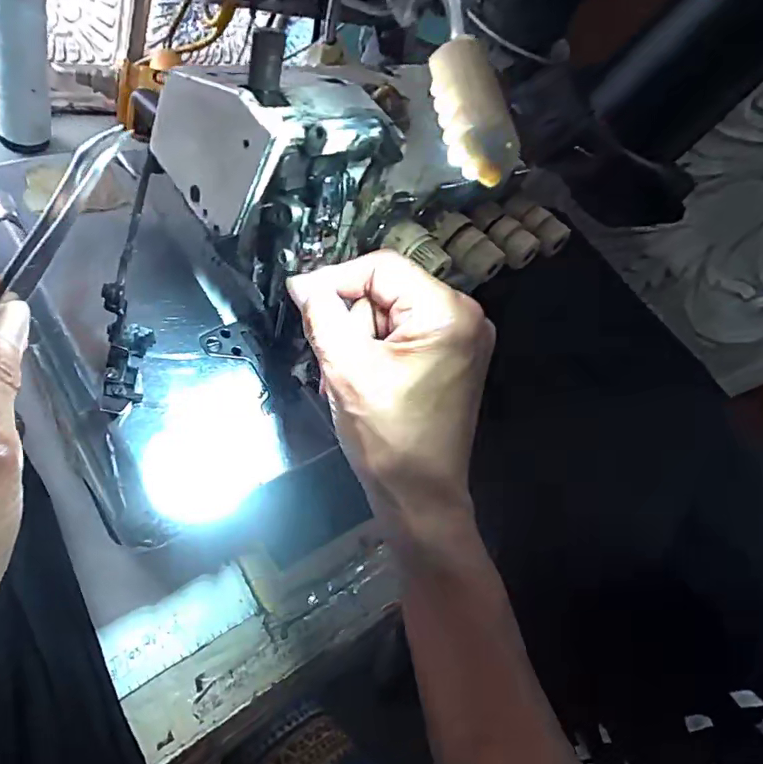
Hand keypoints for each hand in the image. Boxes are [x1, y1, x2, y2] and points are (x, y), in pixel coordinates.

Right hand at [287, 250, 494, 518]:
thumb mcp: (345, 370)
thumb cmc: (387, 438)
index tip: (300, 300)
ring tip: (348, 380)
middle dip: (349, 321)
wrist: (417, 495)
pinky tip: (362, 383)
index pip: (381, 267)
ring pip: (385, 314)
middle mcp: (462, 318)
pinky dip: (370, 353)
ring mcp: (456, 339)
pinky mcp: (444, 358)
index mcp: (448, 313)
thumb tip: (303, 283)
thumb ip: (322, 316)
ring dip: (356, 341)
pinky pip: (396, 335)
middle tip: (336, 362)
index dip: (334, 279)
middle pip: (383, 290)